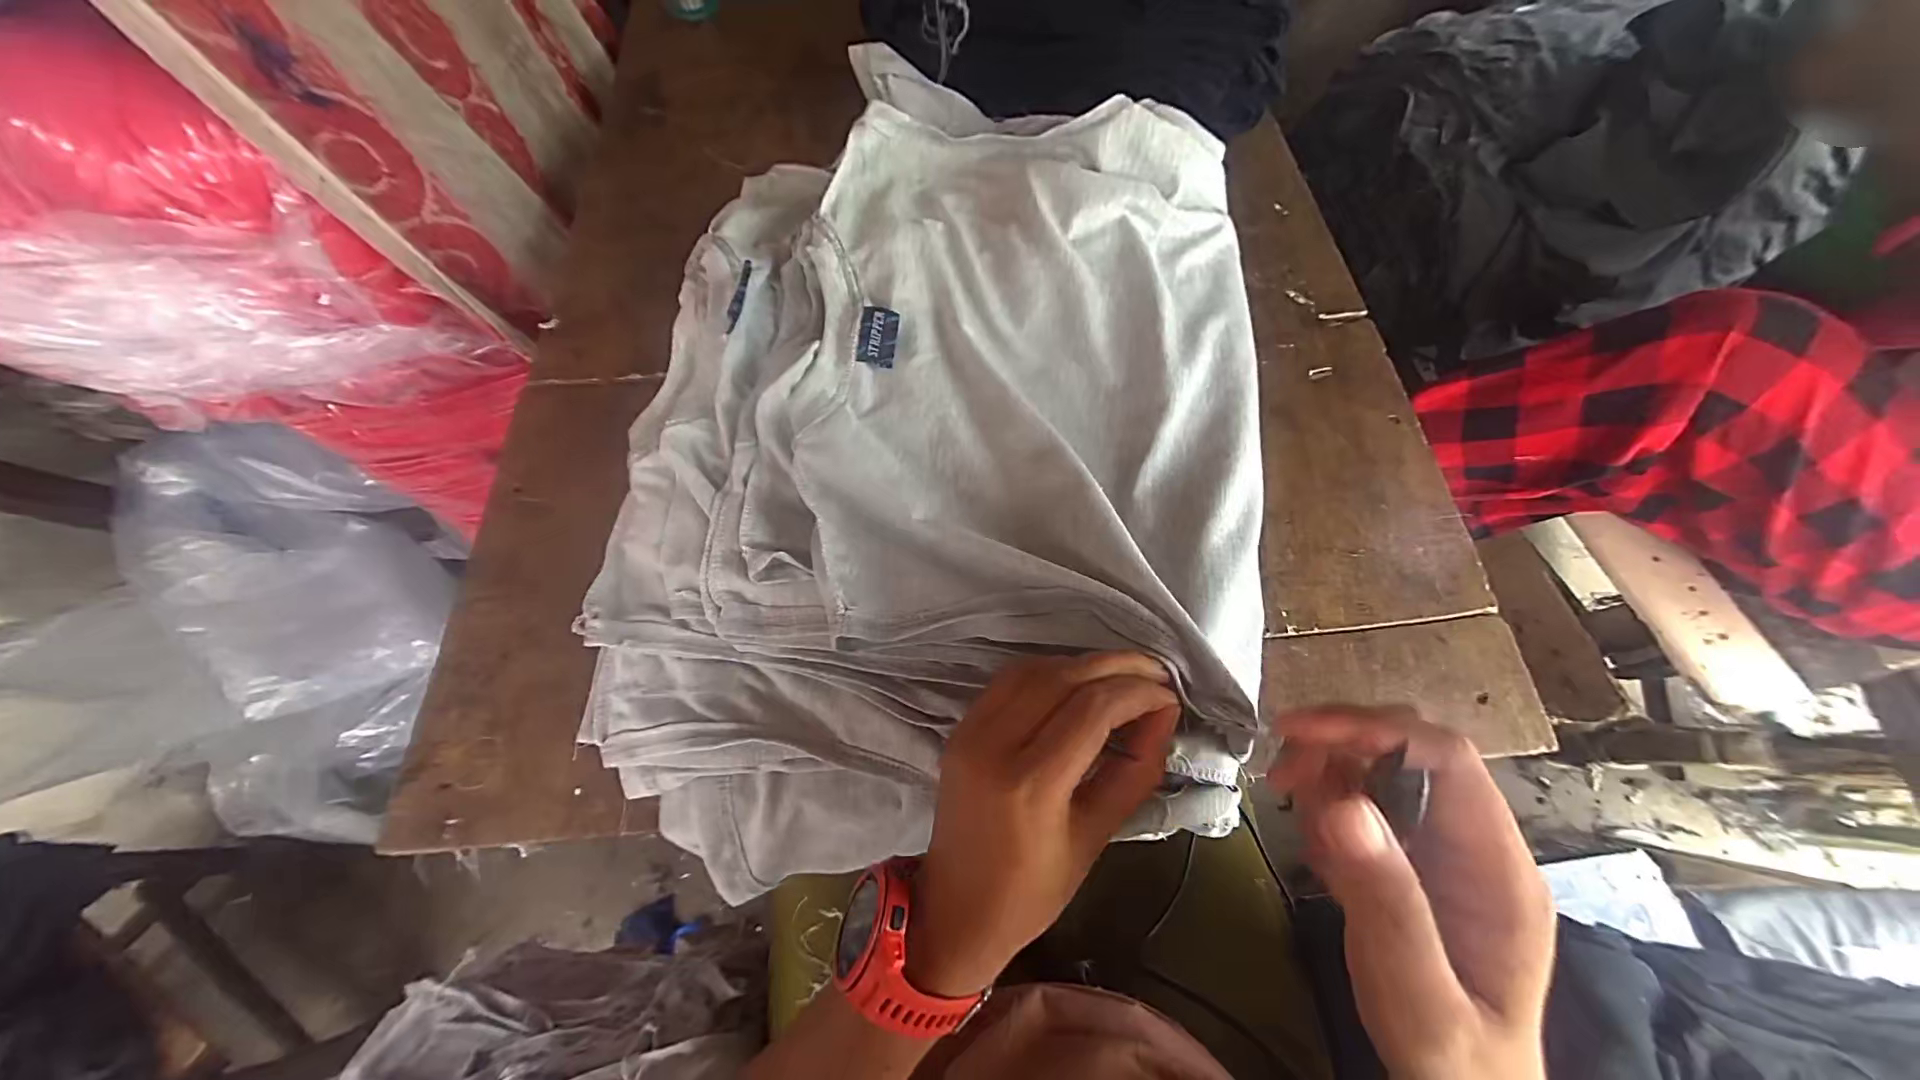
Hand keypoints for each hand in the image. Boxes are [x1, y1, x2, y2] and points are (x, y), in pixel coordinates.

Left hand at [904, 652, 1181, 996]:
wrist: (956, 907)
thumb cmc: (1032, 890)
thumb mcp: (1096, 837)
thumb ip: (1134, 771)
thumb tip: (1162, 714)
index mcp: (1030, 785)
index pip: (1092, 709)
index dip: (1137, 692)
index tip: (1169, 695)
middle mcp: (993, 744)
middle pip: (1062, 677)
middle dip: (1116, 666)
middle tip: (1154, 673)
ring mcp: (970, 731)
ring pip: (1034, 669)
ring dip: (1082, 664)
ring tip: (1122, 675)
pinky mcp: (960, 727)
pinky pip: (1008, 680)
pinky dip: (1048, 671)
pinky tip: (1076, 680)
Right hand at [1268, 706, 1554, 1079]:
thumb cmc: (1450, 1057)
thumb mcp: (1417, 995)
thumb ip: (1388, 904)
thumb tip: (1344, 807)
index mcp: (1497, 867)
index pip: (1445, 757)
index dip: (1372, 729)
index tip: (1296, 732)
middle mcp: (1474, 841)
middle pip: (1408, 749)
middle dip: (1337, 743)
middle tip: (1280, 772)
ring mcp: (1443, 845)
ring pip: (1380, 765)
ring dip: (1325, 768)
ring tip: (1288, 803)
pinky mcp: (1411, 854)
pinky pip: (1364, 799)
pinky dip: (1325, 800)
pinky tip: (1313, 845)